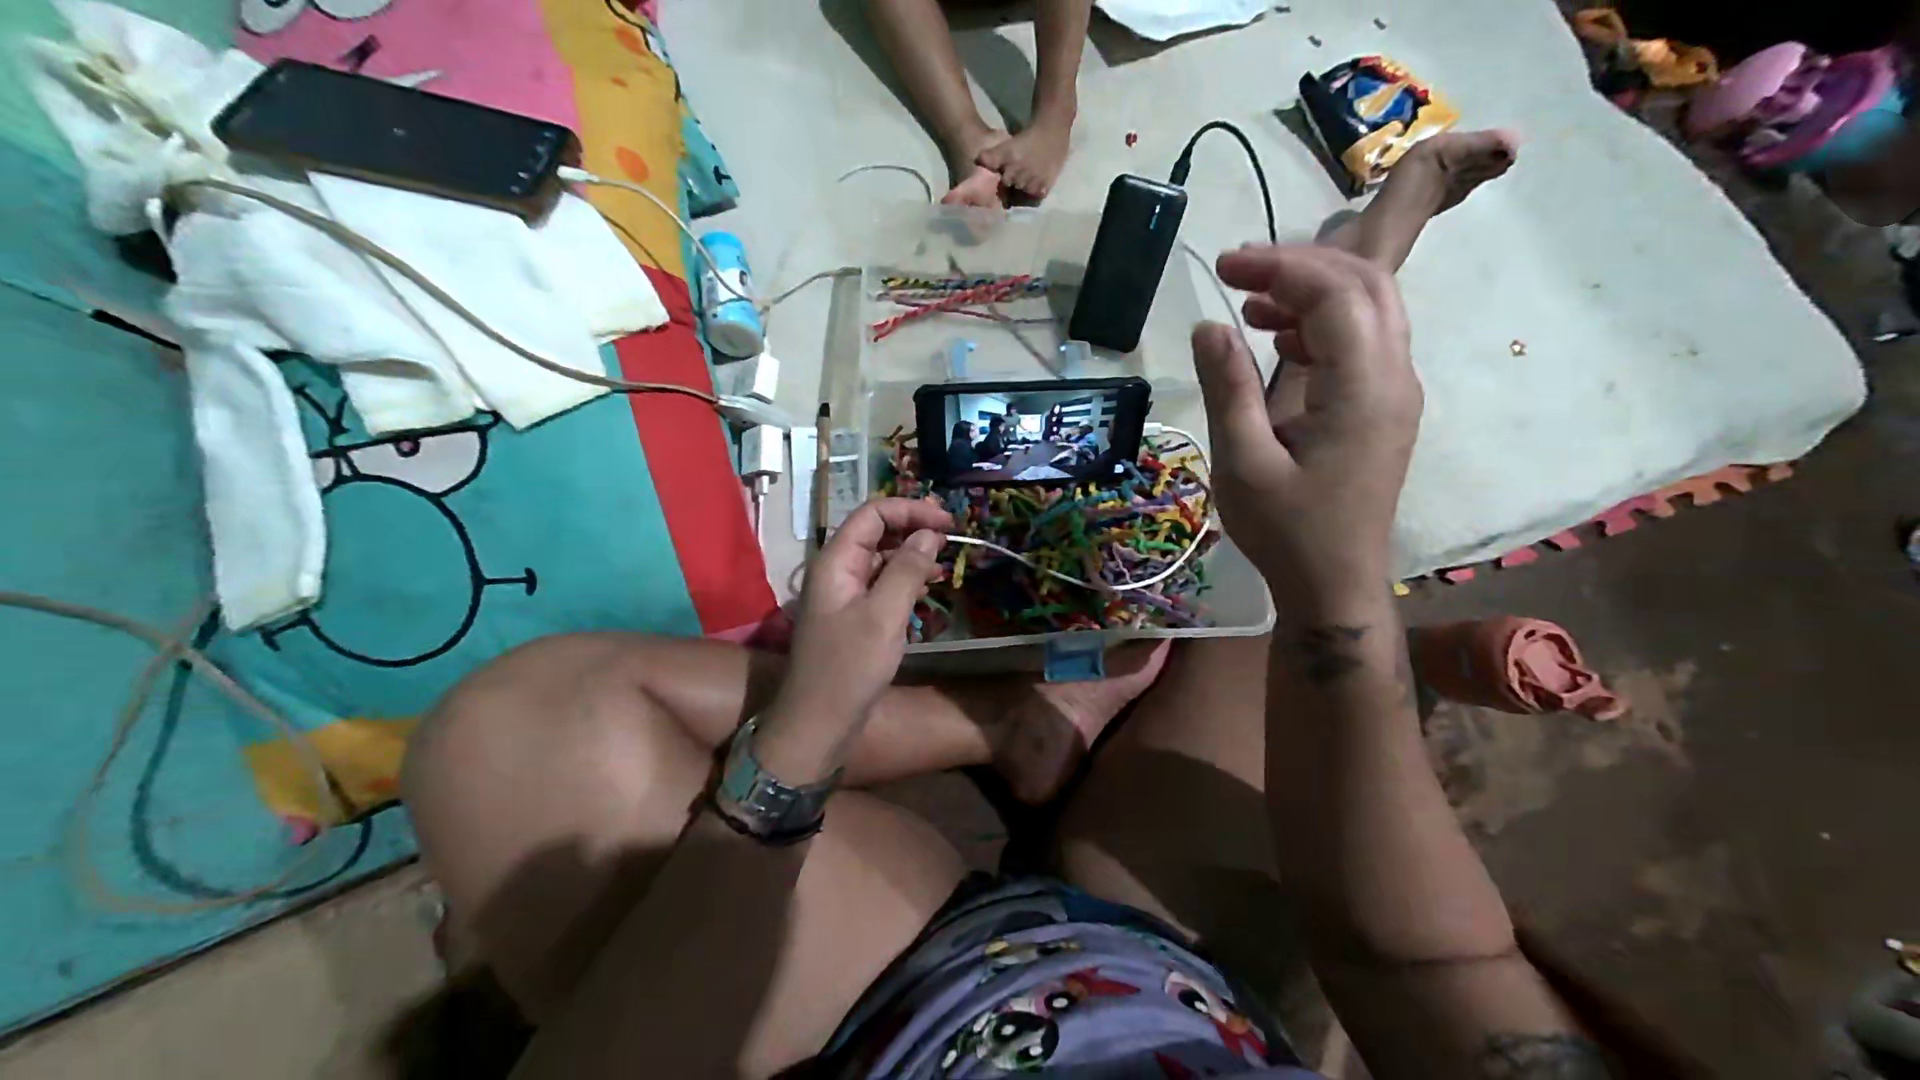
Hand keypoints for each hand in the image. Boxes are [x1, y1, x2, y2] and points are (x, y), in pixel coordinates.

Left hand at [756, 497, 950, 779]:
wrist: (818, 723)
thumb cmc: (849, 668)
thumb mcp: (884, 616)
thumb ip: (907, 570)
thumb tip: (929, 534)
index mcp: (836, 561)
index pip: (873, 514)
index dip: (910, 510)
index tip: (948, 522)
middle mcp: (837, 570)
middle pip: (876, 532)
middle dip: (913, 527)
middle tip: (951, 537)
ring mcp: (844, 594)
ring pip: (881, 558)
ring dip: (913, 554)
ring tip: (945, 562)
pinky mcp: (854, 615)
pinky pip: (881, 584)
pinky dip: (906, 579)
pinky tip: (929, 586)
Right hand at [1193, 244, 1422, 608]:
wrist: (1334, 583)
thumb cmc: (1285, 530)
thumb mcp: (1242, 463)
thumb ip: (1228, 388)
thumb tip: (1209, 326)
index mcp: (1364, 389)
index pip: (1336, 294)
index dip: (1280, 267)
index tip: (1223, 267)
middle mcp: (1395, 378)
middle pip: (1366, 286)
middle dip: (1301, 266)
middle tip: (1237, 274)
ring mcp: (1396, 392)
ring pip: (1371, 309)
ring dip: (1314, 293)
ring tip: (1251, 308)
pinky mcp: (1384, 408)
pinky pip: (1364, 342)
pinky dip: (1322, 325)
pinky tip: (1280, 344)